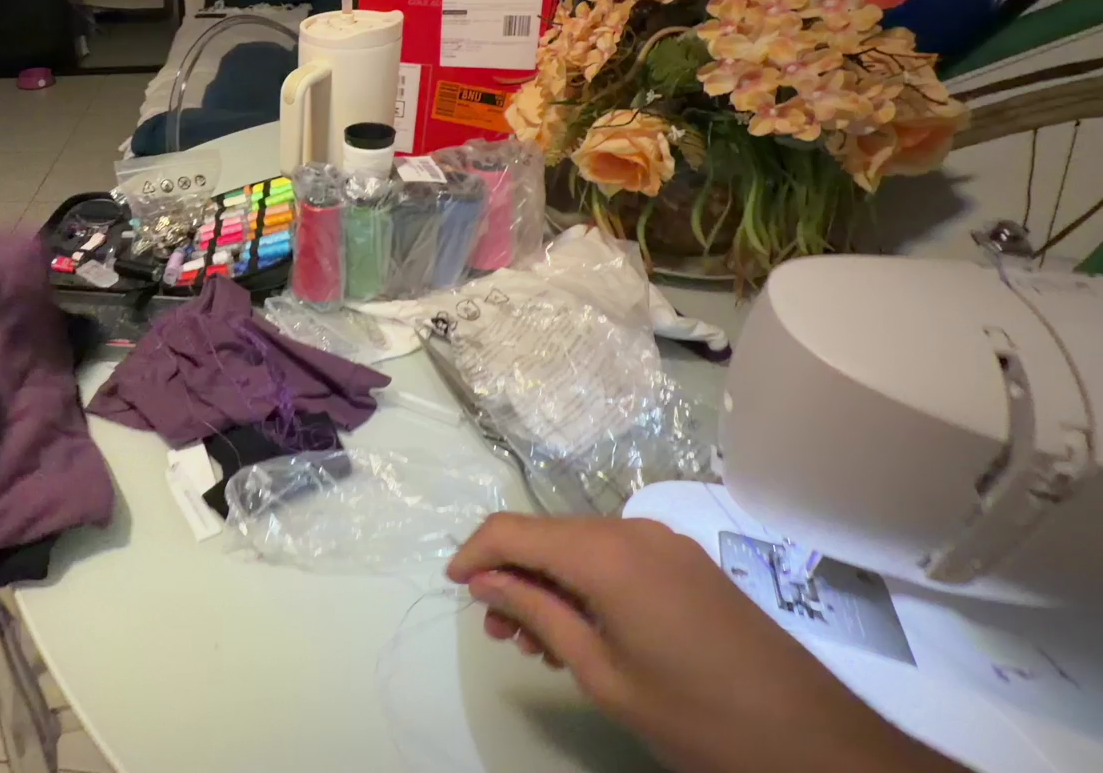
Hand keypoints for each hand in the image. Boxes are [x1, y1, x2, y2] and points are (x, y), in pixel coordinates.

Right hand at [446, 513, 968, 772]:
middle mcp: (630, 531)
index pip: (512, 532)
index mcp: (605, 554)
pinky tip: (580, 628)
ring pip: (577, 547)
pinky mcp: (686, 563)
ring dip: (545, 583)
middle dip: (510, 576)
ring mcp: (664, 544)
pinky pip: (613, 558)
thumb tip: (485, 581)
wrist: (824, 748)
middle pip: (544, 536)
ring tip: (535, 640)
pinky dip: (583, 584)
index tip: (454, 586)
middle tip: (498, 631)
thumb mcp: (603, 674)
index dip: (474, 554)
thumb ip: (537, 615)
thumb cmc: (699, 716)